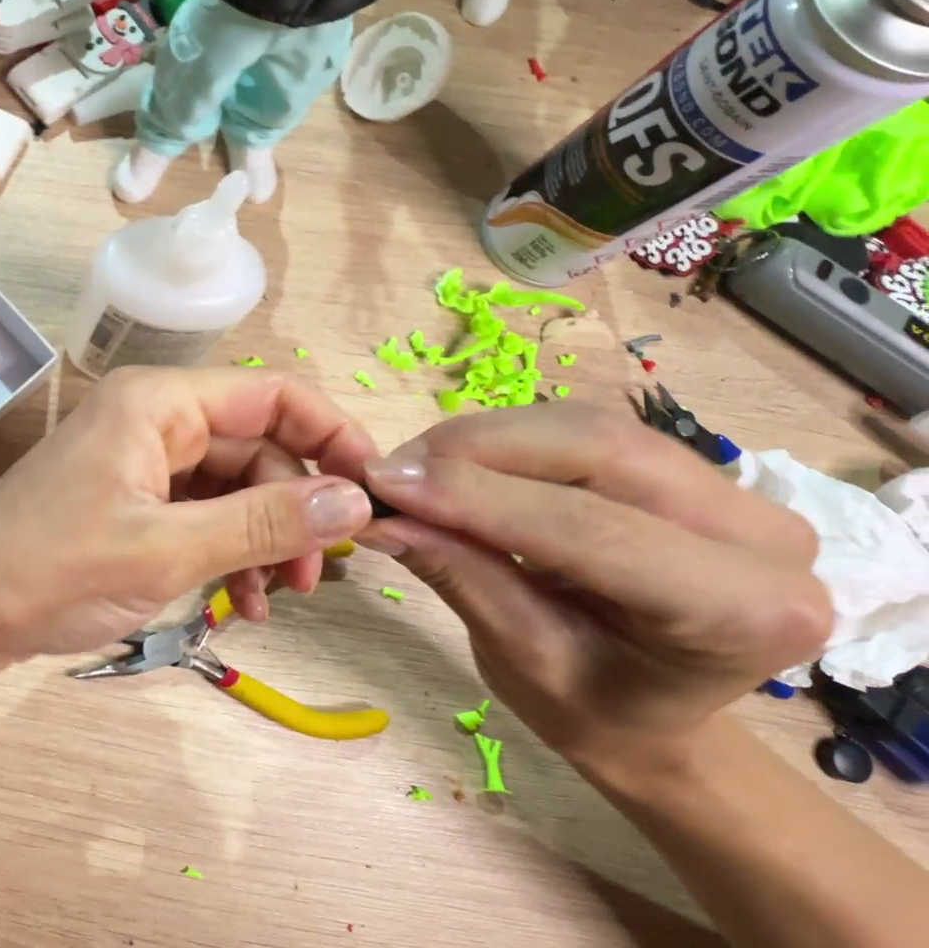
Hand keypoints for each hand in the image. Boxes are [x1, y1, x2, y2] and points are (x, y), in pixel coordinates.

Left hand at [0, 366, 378, 657]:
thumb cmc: (53, 570)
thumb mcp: (167, 550)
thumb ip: (263, 522)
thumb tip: (355, 500)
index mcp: (156, 403)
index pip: (272, 395)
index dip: (331, 437)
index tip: (374, 495)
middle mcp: (150, 418)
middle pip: (256, 446)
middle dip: (292, 511)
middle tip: (312, 580)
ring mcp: (136, 459)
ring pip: (231, 486)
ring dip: (261, 539)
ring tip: (270, 602)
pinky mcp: (128, 498)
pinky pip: (198, 513)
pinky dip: (225, 552)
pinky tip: (237, 603)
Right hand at [352, 403, 831, 776]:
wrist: (652, 714)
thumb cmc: (593, 710)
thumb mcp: (521, 658)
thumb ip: (460, 575)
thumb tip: (378, 515)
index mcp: (743, 611)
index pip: (591, 528)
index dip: (476, 496)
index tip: (380, 483)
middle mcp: (763, 535)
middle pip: (598, 449)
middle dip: (475, 449)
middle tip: (389, 471)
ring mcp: (734, 490)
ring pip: (586, 427)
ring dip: (482, 439)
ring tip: (412, 470)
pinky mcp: (692, 468)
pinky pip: (584, 429)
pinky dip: (504, 439)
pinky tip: (454, 464)